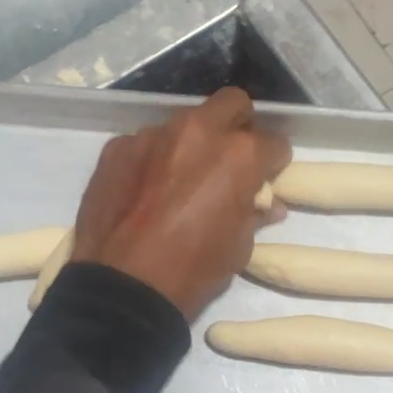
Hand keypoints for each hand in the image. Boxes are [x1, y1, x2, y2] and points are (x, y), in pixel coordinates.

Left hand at [72, 88, 289, 317]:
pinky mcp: (118, 147)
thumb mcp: (239, 248)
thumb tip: (264, 204)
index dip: (274, 162)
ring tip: (185, 178)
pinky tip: (149, 190)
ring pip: (186, 123)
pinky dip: (156, 159)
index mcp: (238, 155)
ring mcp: (153, 135)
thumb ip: (253, 214)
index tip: (267, 177)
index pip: (274, 142)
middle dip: (240, 127)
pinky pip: (148, 143)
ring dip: (194, 143)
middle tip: (233, 160)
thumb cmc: (193, 270)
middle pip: (232, 105)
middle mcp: (198, 131)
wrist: (123, 286)